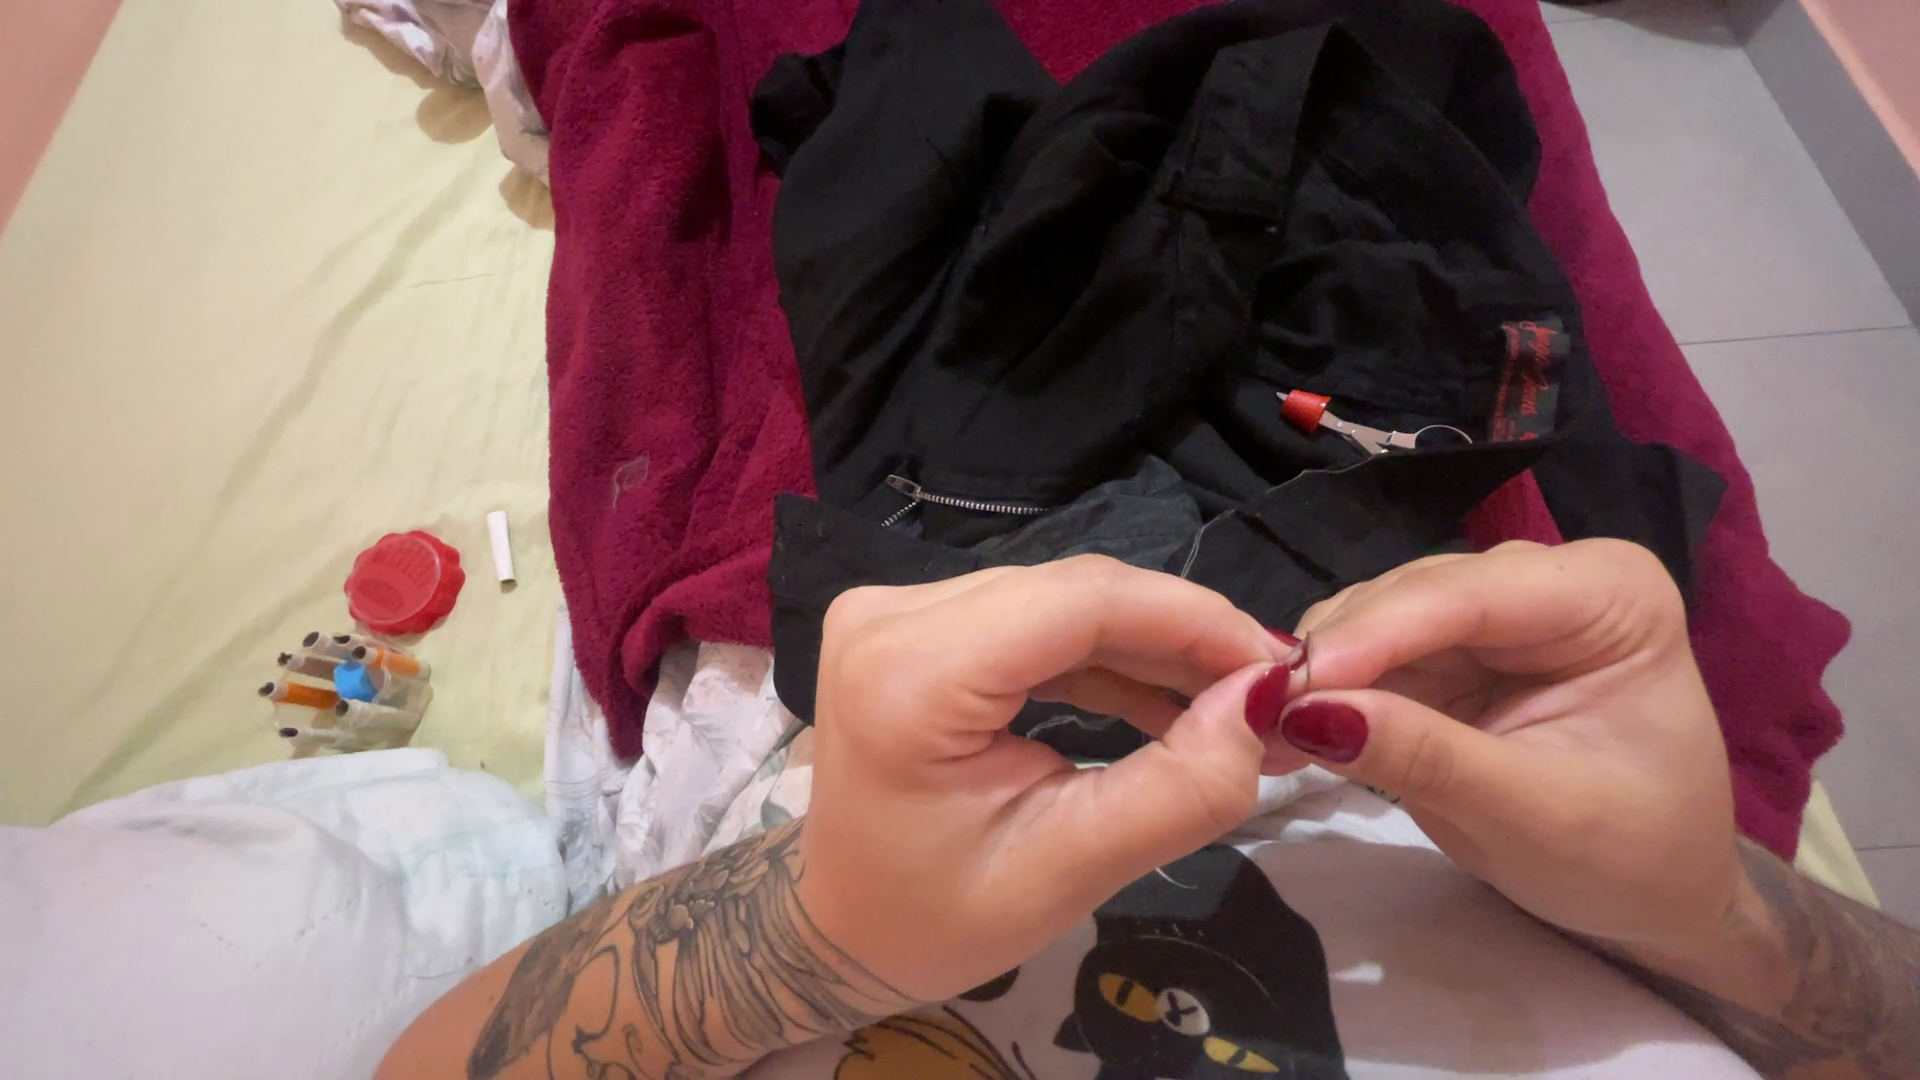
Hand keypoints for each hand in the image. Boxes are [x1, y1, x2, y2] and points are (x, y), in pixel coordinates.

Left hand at [797, 556, 1291, 1001]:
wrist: (836, 918)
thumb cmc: (932, 916)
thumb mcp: (1066, 870)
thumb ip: (1176, 788)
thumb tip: (1260, 701)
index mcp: (908, 676)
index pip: (1076, 600)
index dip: (1189, 617)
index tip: (1276, 664)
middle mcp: (891, 614)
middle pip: (1069, 591)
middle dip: (1179, 634)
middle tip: (1265, 693)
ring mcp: (896, 608)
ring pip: (1057, 599)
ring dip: (1146, 643)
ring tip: (1224, 702)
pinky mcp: (913, 619)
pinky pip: (1029, 617)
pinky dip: (1099, 651)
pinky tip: (1159, 695)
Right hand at [1253, 539, 1741, 955]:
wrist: (1641, 892)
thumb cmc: (1627, 859)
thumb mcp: (1534, 817)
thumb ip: (1424, 757)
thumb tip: (1303, 714)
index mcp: (1606, 595)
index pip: (1465, 595)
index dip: (1370, 635)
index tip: (1288, 686)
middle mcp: (1534, 578)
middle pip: (1401, 596)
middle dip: (1331, 657)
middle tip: (1260, 719)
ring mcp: (1476, 606)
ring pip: (1363, 613)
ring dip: (1312, 671)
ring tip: (1268, 730)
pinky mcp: (1432, 641)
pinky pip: (1352, 645)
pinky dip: (1315, 685)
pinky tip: (1288, 723)